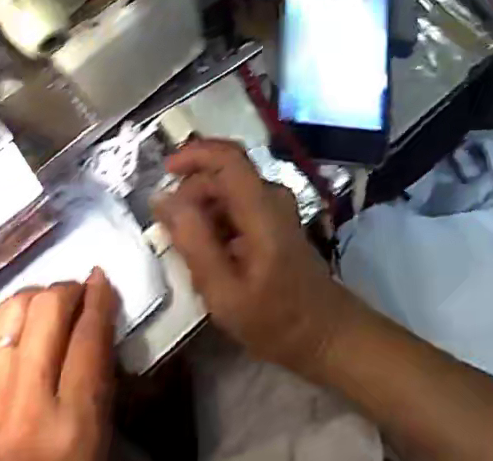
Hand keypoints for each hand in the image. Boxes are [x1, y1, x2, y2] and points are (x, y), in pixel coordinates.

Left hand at [0, 269, 119, 460]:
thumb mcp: (98, 445)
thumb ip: (101, 384)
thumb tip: (101, 325)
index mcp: (72, 427)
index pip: (89, 335)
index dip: (100, 298)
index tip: (103, 282)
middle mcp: (24, 407)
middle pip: (49, 310)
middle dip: (70, 290)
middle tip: (82, 293)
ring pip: (11, 312)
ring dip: (37, 299)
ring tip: (51, 306)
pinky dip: (8, 322)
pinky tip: (21, 328)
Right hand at [153, 138, 360, 374]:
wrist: (329, 338)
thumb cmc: (277, 320)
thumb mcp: (224, 292)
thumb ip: (194, 241)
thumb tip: (162, 199)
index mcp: (261, 208)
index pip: (227, 157)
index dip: (193, 154)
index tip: (165, 171)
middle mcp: (271, 196)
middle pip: (223, 172)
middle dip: (191, 190)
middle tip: (170, 230)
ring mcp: (276, 207)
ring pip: (228, 188)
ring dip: (202, 207)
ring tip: (187, 248)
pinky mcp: (275, 220)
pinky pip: (237, 204)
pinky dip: (216, 218)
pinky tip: (209, 253)